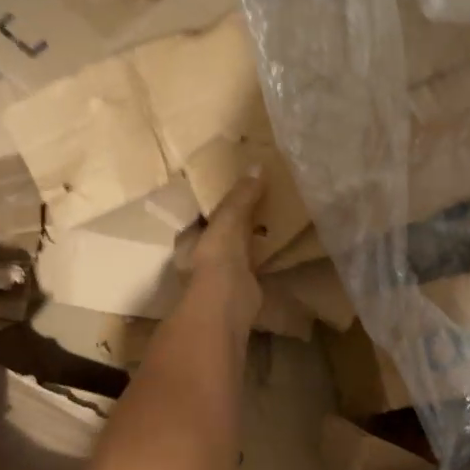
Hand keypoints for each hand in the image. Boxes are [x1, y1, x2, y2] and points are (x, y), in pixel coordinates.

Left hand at [183, 171, 265, 329]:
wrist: (226, 305)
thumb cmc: (216, 258)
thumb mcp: (227, 219)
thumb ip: (241, 196)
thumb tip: (256, 165)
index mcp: (188, 237)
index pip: (200, 213)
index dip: (215, 199)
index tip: (235, 184)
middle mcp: (201, 254)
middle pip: (220, 229)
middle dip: (237, 216)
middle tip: (260, 193)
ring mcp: (222, 271)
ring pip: (238, 244)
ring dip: (251, 233)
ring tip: (274, 210)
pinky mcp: (244, 283)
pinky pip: (255, 260)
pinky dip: (265, 250)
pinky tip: (280, 239)